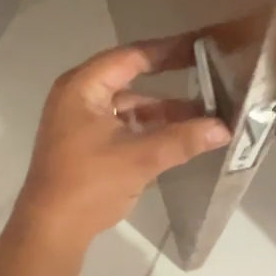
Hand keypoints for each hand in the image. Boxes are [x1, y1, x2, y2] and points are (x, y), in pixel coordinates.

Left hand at [13, 38, 231, 246]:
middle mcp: (78, 95)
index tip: (202, 46)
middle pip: (130, 77)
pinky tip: (178, 134)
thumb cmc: (89, 183)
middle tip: (209, 74)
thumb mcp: (140, 159)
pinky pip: (122, 123)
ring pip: (128, 103)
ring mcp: (79, 119)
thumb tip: (224, 128)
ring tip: (203, 113)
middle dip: (170, 80)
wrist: (51, 229)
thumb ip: (182, 139)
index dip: (168, 50)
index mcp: (83, 87)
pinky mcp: (84, 141)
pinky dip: (148, 126)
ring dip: (162, 109)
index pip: (132, 56)